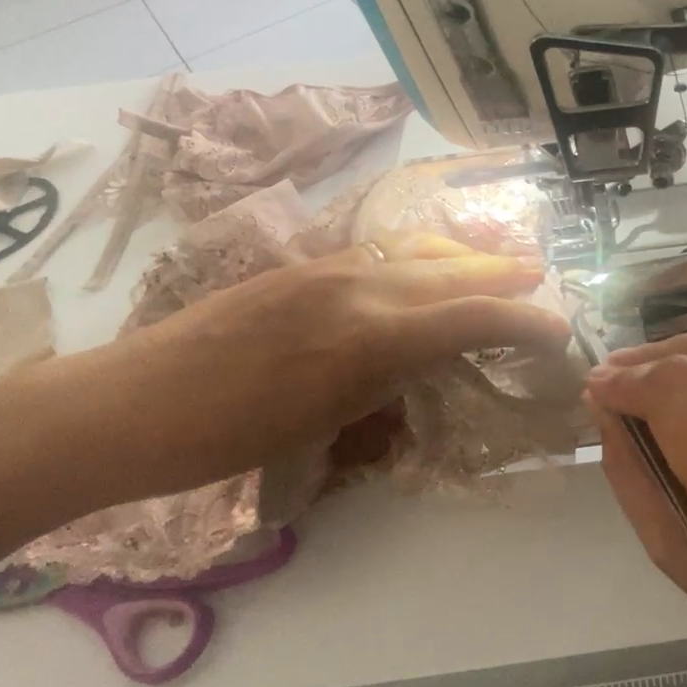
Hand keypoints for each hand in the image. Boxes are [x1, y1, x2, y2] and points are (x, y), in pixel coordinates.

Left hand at [4, 235, 570, 509]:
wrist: (126, 406)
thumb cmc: (226, 437)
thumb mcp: (326, 422)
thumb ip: (386, 379)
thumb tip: (421, 363)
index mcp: (372, 336)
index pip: (472, 317)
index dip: (525, 320)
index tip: (560, 329)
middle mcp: (359, 288)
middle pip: (452, 271)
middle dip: (502, 275)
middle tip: (537, 278)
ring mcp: (326, 268)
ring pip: (415, 249)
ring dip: (461, 256)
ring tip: (488, 262)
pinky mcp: (298, 266)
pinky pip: (378, 250)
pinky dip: (417, 254)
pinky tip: (418, 265)